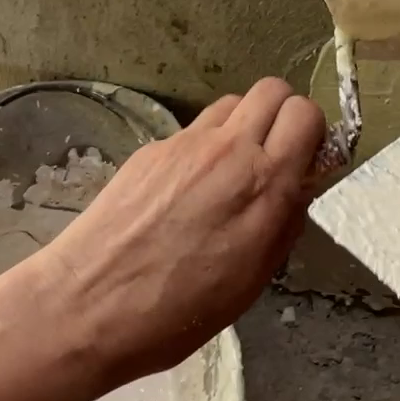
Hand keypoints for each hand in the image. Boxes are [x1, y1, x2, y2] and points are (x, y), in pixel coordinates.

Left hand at [27, 78, 324, 385]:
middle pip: (273, 89)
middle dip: (282, 113)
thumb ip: (285, 221)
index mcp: (265, 184)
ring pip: (233, 102)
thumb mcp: (253, 280)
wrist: (88, 305)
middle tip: (273, 151)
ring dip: (243, 125)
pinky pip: (195, 129)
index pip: (306, 113)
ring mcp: (188, 142)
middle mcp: (230, 150)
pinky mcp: (155, 146)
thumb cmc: (178, 311)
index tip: (305, 157)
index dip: (312, 131)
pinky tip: (185, 188)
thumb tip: (298, 186)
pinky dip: (204, 146)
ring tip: (230, 167)